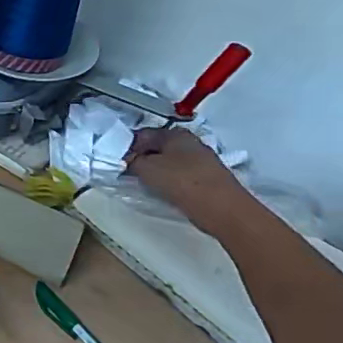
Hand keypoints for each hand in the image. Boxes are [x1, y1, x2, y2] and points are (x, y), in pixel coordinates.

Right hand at [126, 127, 255, 223]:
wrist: (224, 209)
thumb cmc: (182, 182)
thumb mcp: (147, 169)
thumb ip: (132, 161)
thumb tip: (128, 160)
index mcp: (175, 133)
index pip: (142, 134)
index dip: (127, 147)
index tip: (118, 162)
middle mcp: (190, 142)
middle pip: (158, 147)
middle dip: (142, 158)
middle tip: (129, 173)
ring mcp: (202, 160)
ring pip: (170, 161)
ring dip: (156, 171)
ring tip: (146, 184)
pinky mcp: (208, 178)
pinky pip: (181, 175)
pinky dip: (171, 181)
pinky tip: (165, 192)